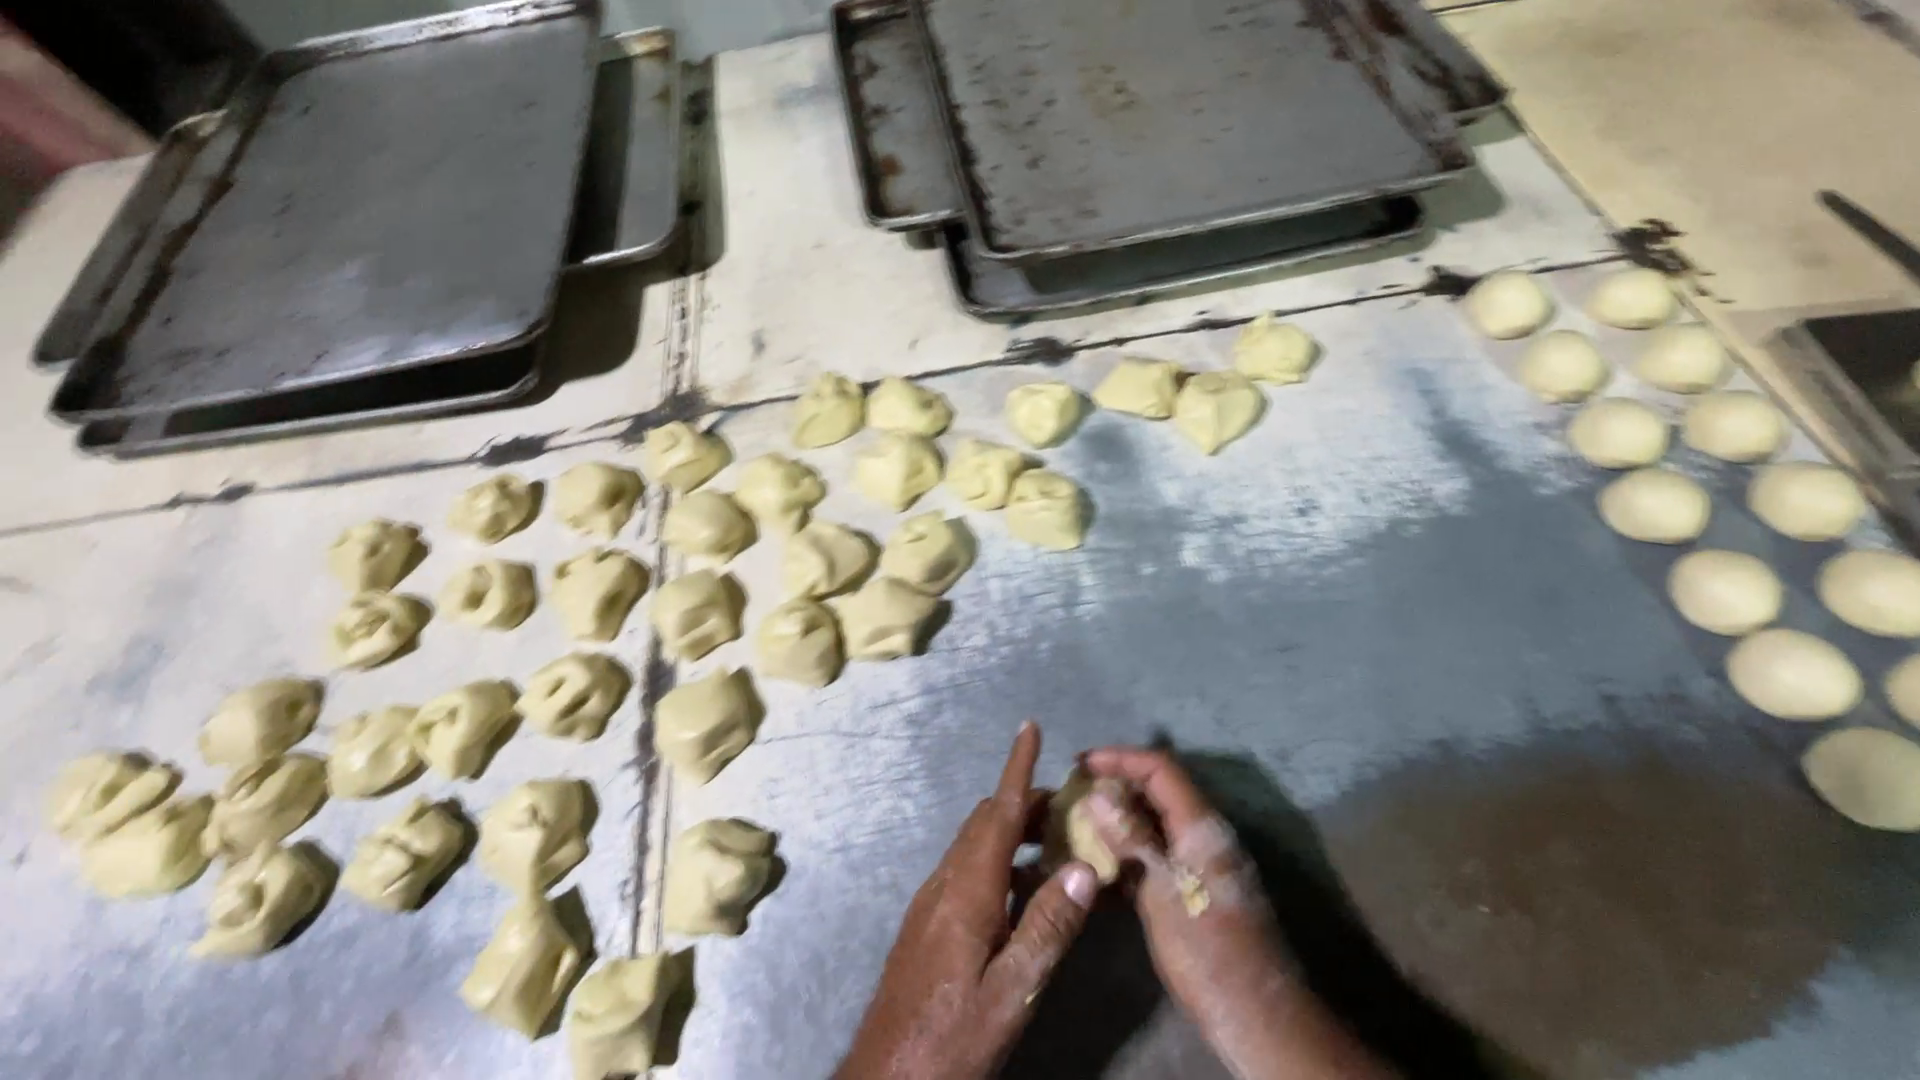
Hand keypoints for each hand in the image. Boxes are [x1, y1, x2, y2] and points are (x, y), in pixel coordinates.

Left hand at [836, 723, 1100, 1079]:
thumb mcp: (1012, 992)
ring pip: (976, 847)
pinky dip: (1001, 863)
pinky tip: (1026, 894)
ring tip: (1058, 847)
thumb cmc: (952, 1036)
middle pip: (986, 824)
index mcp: (967, 891)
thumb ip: (1048, 928)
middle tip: (1072, 808)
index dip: (1016, 769)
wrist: (887, 1076)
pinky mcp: (928, 925)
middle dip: (1025, 803)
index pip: (997, 814)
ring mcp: (931, 904)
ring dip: (1013, 833)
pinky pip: (968, 872)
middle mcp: (945, 884)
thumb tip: (1084, 866)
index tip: (1029, 727)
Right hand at [1082, 747, 1395, 1079]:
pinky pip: (1151, 858)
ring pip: (1151, 826)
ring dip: (1114, 822)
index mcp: (1201, 826)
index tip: (1079, 764)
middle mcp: (1201, 836)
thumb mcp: (1163, 891)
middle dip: (1113, 787)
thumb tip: (1096, 794)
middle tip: (1071, 795)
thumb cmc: (1208, 949)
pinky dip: (1123, 856)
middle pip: (1156, 792)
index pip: (1160, 769)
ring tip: (1073, 827)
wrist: (1253, 1013)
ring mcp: (1196, 864)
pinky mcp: (1188, 892)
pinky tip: (1093, 871)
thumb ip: (1131, 839)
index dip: (1120, 758)